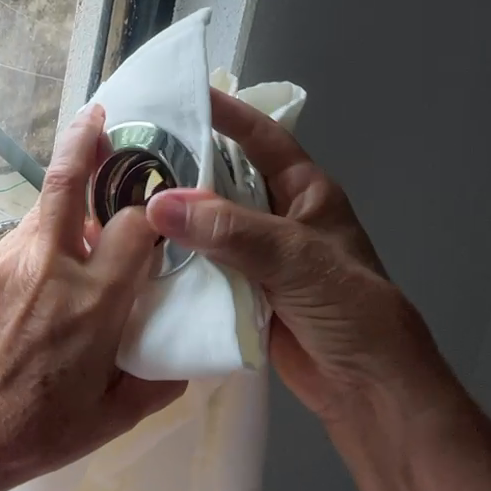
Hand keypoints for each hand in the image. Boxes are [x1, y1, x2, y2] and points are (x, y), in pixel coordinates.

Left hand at [0, 105, 187, 490]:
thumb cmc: (38, 432)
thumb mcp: (113, 417)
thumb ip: (157, 380)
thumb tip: (182, 352)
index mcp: (94, 301)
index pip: (136, 224)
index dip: (153, 212)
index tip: (161, 212)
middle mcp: (51, 266)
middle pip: (68, 181)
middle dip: (84, 139)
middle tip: (97, 116)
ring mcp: (9, 261)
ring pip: (44, 210)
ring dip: (66, 205)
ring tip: (83, 218)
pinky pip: (22, 238)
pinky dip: (42, 239)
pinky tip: (46, 273)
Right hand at [145, 90, 451, 424]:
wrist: (370, 394)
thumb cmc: (350, 310)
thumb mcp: (294, 258)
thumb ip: (227, 228)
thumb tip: (156, 202)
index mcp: (304, 192)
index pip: (261, 138)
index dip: (226, 114)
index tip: (181, 95)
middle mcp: (277, 216)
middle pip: (224, 178)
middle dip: (182, 164)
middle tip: (131, 149)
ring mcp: (258, 255)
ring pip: (206, 222)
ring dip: (172, 214)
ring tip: (119, 194)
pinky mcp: (241, 290)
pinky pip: (200, 263)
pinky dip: (172, 257)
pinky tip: (135, 248)